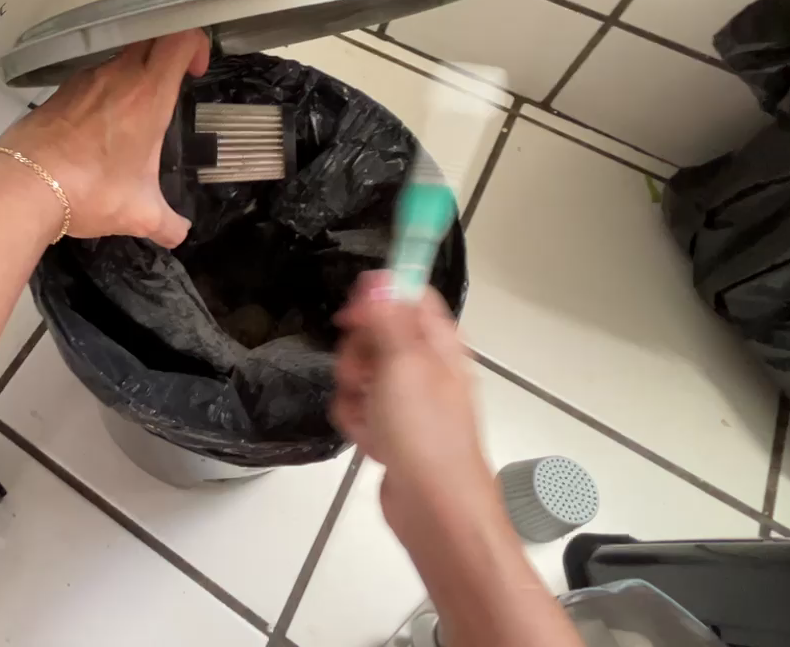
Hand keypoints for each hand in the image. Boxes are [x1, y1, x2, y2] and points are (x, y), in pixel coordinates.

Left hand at [0, 30, 209, 247]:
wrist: (22, 185)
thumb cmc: (87, 189)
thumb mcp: (138, 213)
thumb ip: (167, 223)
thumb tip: (178, 233)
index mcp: (147, 94)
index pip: (180, 39)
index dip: (197, 44)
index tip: (196, 70)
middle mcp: (117, 76)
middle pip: (151, 37)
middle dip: (168, 52)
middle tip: (172, 82)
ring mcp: (85, 80)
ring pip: (119, 55)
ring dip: (134, 71)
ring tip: (135, 111)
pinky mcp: (59, 92)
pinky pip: (90, 78)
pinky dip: (103, 90)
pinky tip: (99, 127)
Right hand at [332, 272, 497, 543]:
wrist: (437, 512)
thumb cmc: (426, 435)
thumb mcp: (403, 365)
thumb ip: (387, 318)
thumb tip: (379, 277)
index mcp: (437, 343)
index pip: (408, 295)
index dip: (377, 297)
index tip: (353, 316)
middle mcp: (424, 365)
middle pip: (375, 332)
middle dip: (357, 354)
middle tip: (362, 376)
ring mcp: (407, 398)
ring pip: (359, 372)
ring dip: (352, 393)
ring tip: (369, 417)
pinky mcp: (391, 427)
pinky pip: (357, 406)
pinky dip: (356, 420)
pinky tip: (370, 440)